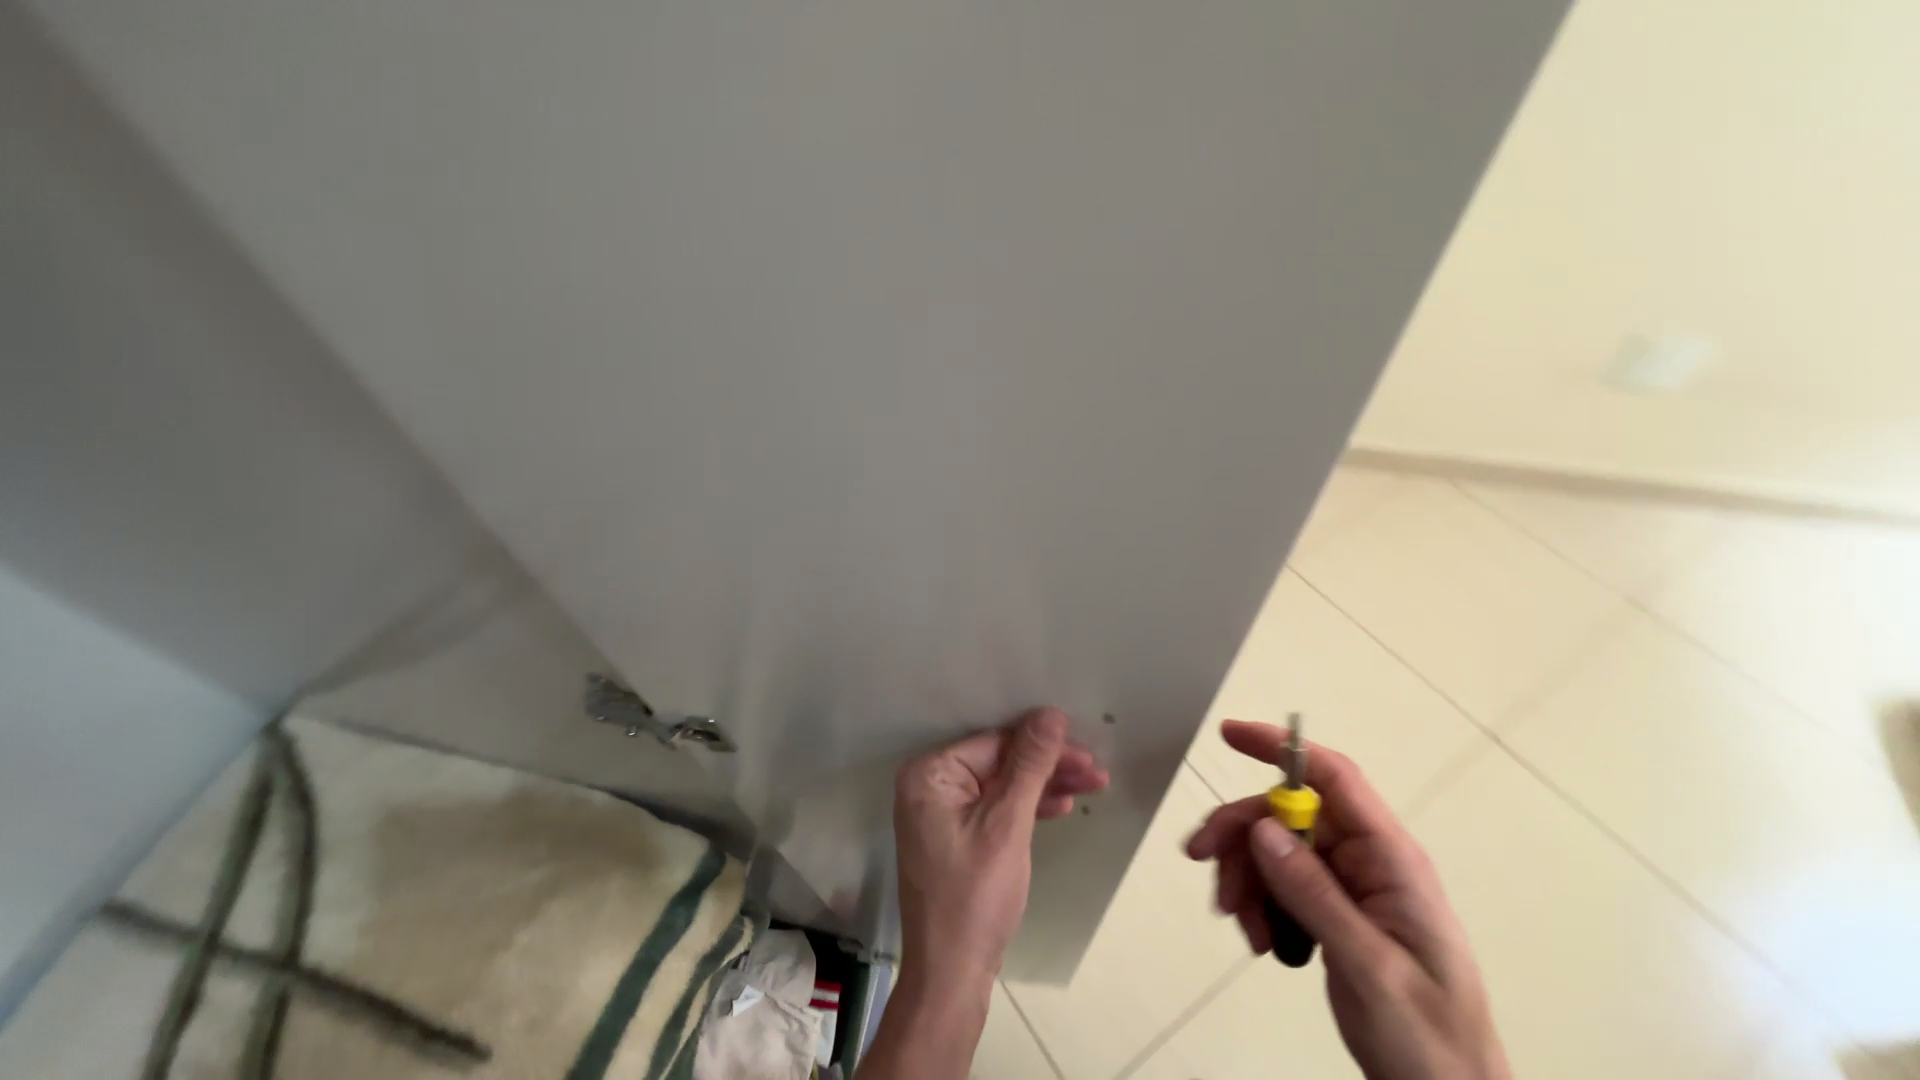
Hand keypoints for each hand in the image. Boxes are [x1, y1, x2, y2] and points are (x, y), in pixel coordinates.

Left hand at [893, 706, 1109, 980]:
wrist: (953, 972)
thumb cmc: (975, 896)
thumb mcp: (1007, 825)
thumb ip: (1029, 766)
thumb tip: (1050, 713)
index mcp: (928, 775)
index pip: (994, 743)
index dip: (1043, 746)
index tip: (1087, 752)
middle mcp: (929, 787)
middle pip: (999, 761)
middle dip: (1048, 766)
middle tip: (1096, 771)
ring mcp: (941, 813)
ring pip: (1002, 785)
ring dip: (1045, 786)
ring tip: (1093, 786)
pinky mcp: (956, 836)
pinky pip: (996, 808)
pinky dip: (1027, 809)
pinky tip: (1061, 807)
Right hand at [1186, 720, 1508, 1079]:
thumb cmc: (1427, 1035)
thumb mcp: (1369, 966)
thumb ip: (1314, 894)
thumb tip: (1262, 827)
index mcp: (1392, 859)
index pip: (1333, 778)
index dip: (1282, 748)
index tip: (1229, 735)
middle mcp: (1368, 861)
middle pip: (1288, 816)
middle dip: (1241, 834)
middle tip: (1203, 864)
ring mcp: (1350, 887)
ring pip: (1276, 850)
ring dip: (1245, 876)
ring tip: (1239, 925)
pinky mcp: (1333, 913)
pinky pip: (1280, 884)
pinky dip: (1256, 902)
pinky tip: (1257, 939)